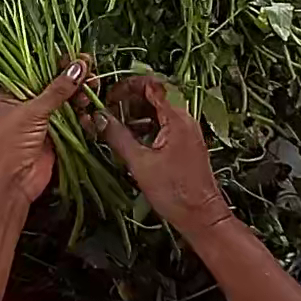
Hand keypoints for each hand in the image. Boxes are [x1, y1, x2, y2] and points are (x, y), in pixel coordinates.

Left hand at [0, 60, 87, 207]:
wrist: (10, 185)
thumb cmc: (8, 144)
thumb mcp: (31, 111)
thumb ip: (57, 89)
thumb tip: (78, 66)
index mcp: (13, 93)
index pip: (38, 70)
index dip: (59, 63)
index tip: (79, 58)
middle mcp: (28, 104)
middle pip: (56, 85)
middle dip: (74, 79)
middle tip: (91, 73)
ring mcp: (43, 120)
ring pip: (67, 101)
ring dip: (80, 95)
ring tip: (92, 90)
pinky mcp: (57, 135)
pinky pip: (73, 119)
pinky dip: (82, 114)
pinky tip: (89, 111)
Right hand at [88, 76, 232, 237]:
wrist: (201, 216)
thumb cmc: (173, 191)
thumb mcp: (140, 163)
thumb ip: (118, 136)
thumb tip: (98, 117)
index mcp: (176, 118)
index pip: (152, 85)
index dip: (128, 85)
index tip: (109, 96)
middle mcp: (184, 119)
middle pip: (155, 96)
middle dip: (130, 100)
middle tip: (108, 111)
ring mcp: (186, 131)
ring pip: (159, 111)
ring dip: (137, 114)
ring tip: (116, 126)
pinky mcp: (185, 143)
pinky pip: (164, 125)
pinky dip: (147, 126)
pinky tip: (132, 140)